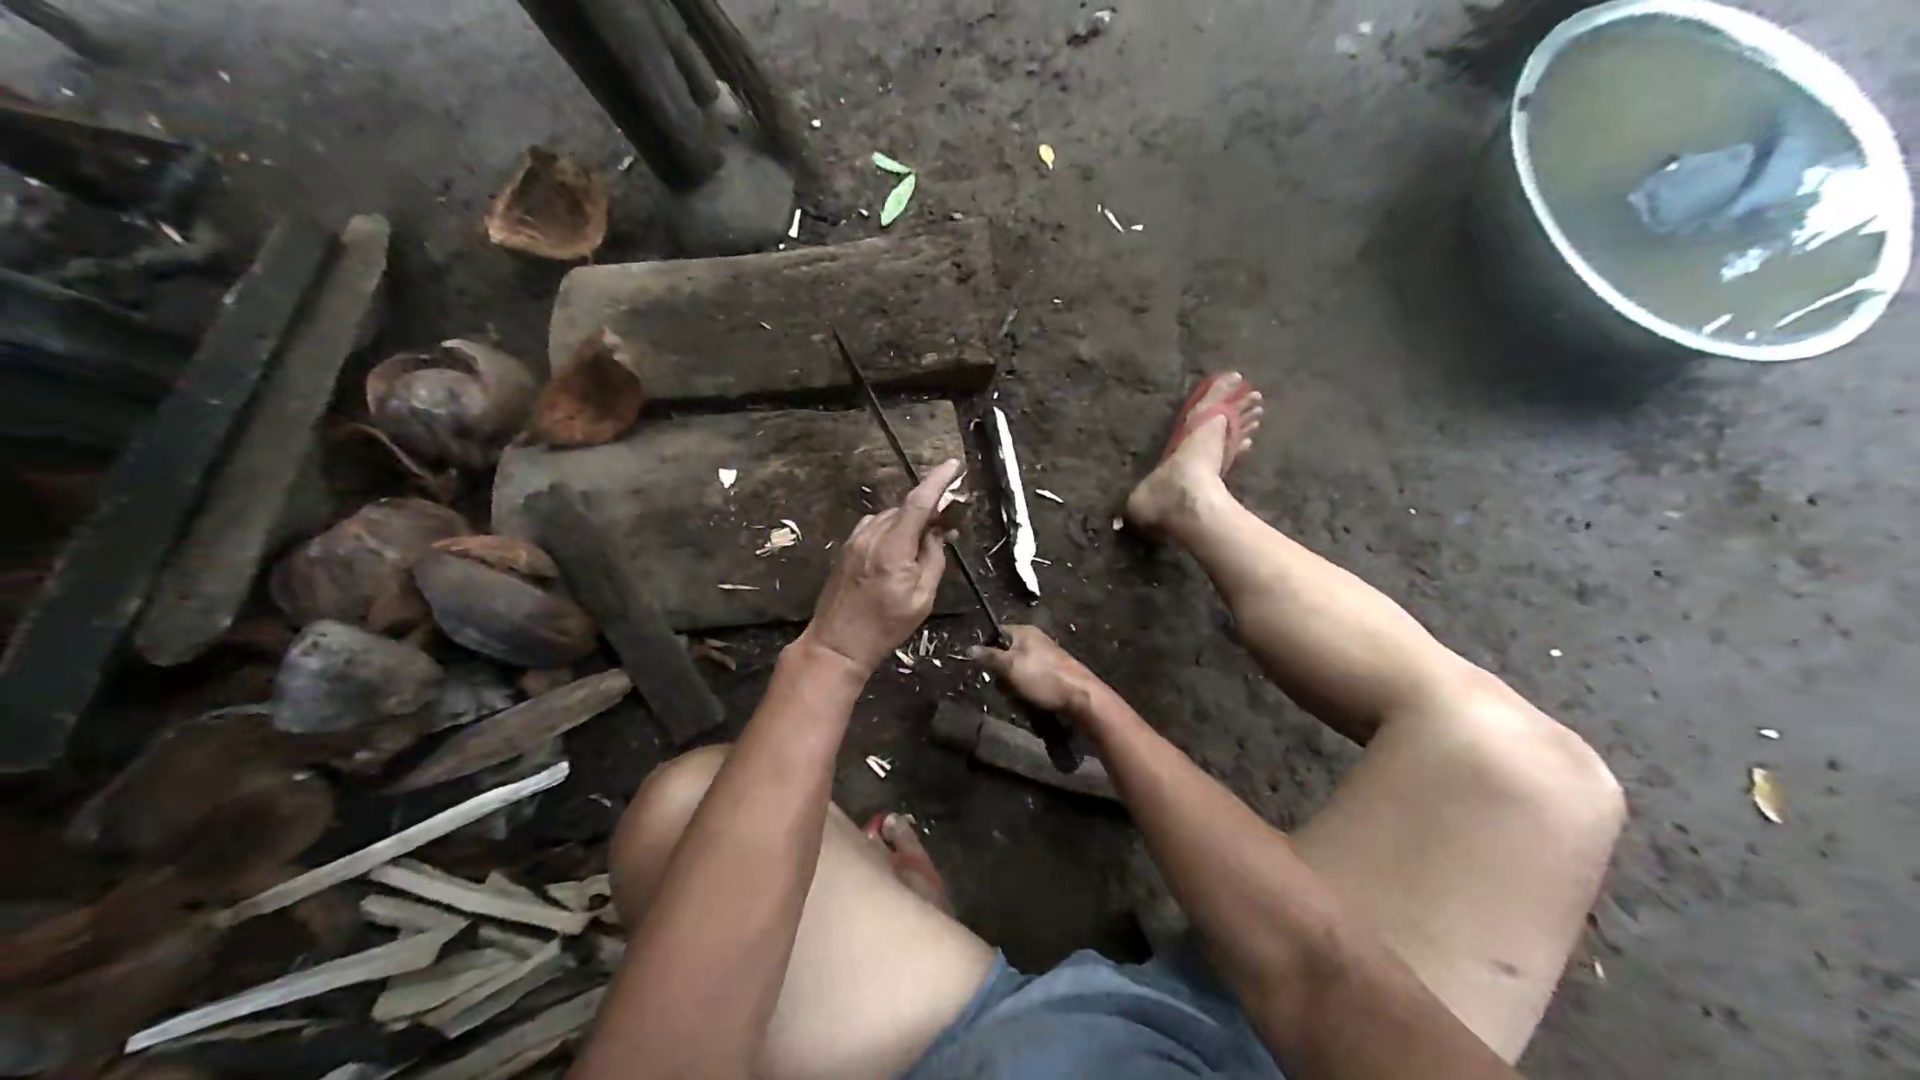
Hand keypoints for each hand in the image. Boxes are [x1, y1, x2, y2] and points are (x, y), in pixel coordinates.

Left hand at [800, 459, 963, 671]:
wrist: (837, 643)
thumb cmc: (885, 625)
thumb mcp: (922, 598)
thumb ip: (933, 559)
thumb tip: (938, 534)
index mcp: (894, 547)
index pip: (919, 502)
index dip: (938, 480)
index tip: (954, 466)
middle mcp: (872, 536)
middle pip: (905, 509)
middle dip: (929, 508)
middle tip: (949, 520)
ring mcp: (855, 541)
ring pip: (889, 518)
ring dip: (909, 521)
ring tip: (925, 540)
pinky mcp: (847, 549)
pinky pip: (875, 528)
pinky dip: (892, 529)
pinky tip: (899, 548)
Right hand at [969, 625, 1098, 712]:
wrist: (1080, 697)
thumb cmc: (1042, 677)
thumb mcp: (1009, 666)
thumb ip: (988, 657)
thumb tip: (970, 648)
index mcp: (1025, 632)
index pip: (996, 633)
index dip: (986, 648)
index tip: (983, 666)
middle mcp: (1035, 641)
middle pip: (1005, 654)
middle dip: (1001, 672)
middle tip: (1005, 684)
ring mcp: (1045, 658)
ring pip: (1016, 671)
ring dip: (1013, 685)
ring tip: (1019, 696)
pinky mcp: (1051, 674)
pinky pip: (1029, 680)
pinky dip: (1026, 690)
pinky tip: (1029, 700)